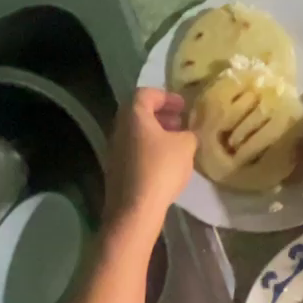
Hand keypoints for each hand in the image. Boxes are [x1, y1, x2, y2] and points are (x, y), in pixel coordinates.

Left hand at [103, 88, 196, 234]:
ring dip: (156, 133)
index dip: (166, 96)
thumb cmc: (161, 169)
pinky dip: (149, 149)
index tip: (183, 107)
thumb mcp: (186, 146)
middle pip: (139, 113)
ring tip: (176, 143)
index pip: (146, 93)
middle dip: (161, 115)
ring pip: (136, 133)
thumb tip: (186, 134)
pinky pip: (134, 150)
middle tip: (180, 123)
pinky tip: (164, 162)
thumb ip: (189, 133)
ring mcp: (114, 149)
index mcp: (133, 115)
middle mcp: (119, 128)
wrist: (135, 208)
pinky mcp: (116, 169)